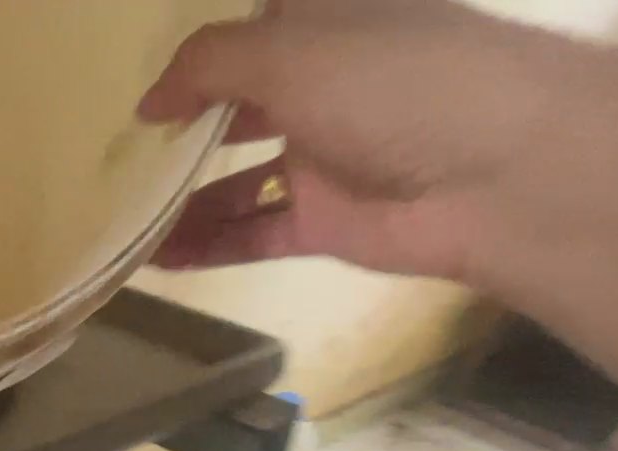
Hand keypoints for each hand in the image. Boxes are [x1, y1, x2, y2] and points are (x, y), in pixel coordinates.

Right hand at [139, 0, 573, 281]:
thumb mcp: (291, 49)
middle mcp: (322, 87)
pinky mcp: (320, 220)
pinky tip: (156, 260)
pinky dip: (205, 247)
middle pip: (233, 112)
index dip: (193, 57)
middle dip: (177, 137)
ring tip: (122, 224)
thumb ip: (207, 66)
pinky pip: (248, 234)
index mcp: (327, 23)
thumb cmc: (395, 82)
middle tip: (118, 161)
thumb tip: (148, 104)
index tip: (138, 84)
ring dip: (179, 204)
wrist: (499, 172)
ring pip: (233, 183)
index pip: (248, 32)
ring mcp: (321, 159)